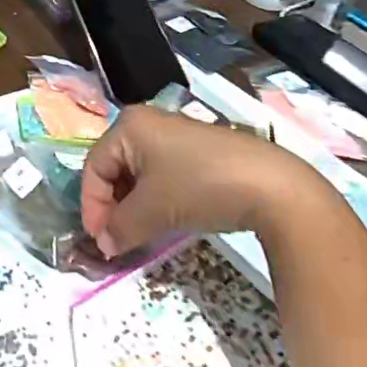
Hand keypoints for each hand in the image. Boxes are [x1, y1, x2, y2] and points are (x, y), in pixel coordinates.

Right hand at [81, 106, 329, 257]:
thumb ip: (120, 227)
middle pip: (115, 167)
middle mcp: (147, 122)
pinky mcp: (197, 149)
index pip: (95, 166)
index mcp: (128, 126)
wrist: (273, 187)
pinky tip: (168, 220)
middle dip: (114, 206)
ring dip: (135, 205)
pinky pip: (162, 172)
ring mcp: (174, 134)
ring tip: (142, 234)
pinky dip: (157, 198)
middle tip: (119, 239)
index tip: (101, 241)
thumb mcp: (153, 211)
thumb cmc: (200, 188)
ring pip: (139, 173)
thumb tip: (104, 244)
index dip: (93, 206)